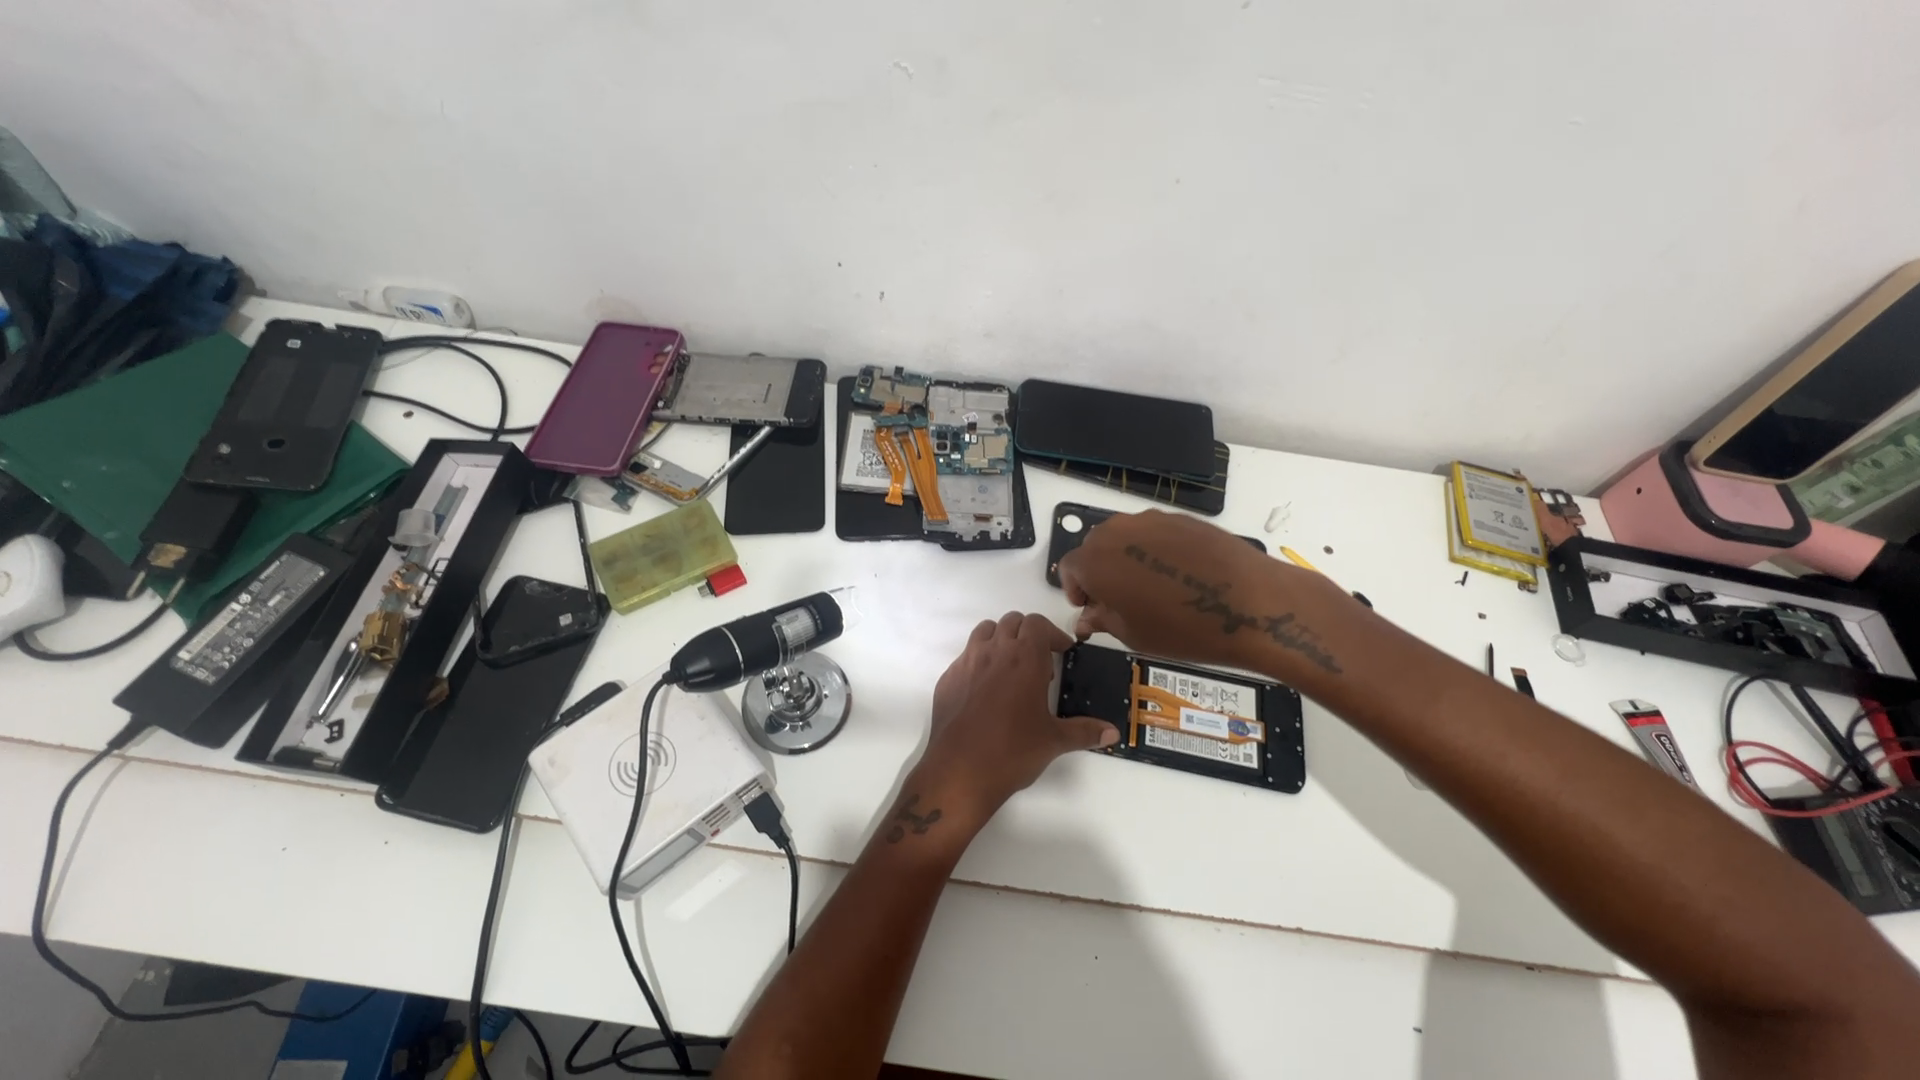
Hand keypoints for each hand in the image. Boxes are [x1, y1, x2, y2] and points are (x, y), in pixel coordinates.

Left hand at [911, 612, 1116, 822]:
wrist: (960, 770)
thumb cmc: (1013, 751)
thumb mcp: (1055, 741)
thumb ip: (1085, 731)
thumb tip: (1112, 733)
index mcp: (1024, 658)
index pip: (1038, 623)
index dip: (1052, 634)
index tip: (1062, 652)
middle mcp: (994, 651)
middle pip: (1012, 622)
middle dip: (1028, 634)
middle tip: (1039, 664)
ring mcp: (966, 662)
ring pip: (985, 632)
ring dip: (1001, 640)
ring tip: (1011, 669)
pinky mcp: (947, 678)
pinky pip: (965, 657)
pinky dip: (979, 662)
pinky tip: (985, 692)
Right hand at [1056, 509, 1352, 678]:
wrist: (1250, 604)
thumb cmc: (1183, 628)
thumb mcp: (1133, 634)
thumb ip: (1102, 619)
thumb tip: (1087, 617)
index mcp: (1096, 560)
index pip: (1070, 568)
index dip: (1075, 590)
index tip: (1090, 608)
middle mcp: (1118, 532)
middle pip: (1095, 547)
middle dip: (1098, 572)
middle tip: (1117, 601)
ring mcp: (1152, 520)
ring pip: (1125, 537)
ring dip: (1126, 559)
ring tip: (1149, 589)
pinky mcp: (1182, 518)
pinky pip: (1154, 533)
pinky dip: (1155, 551)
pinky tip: (1176, 577)